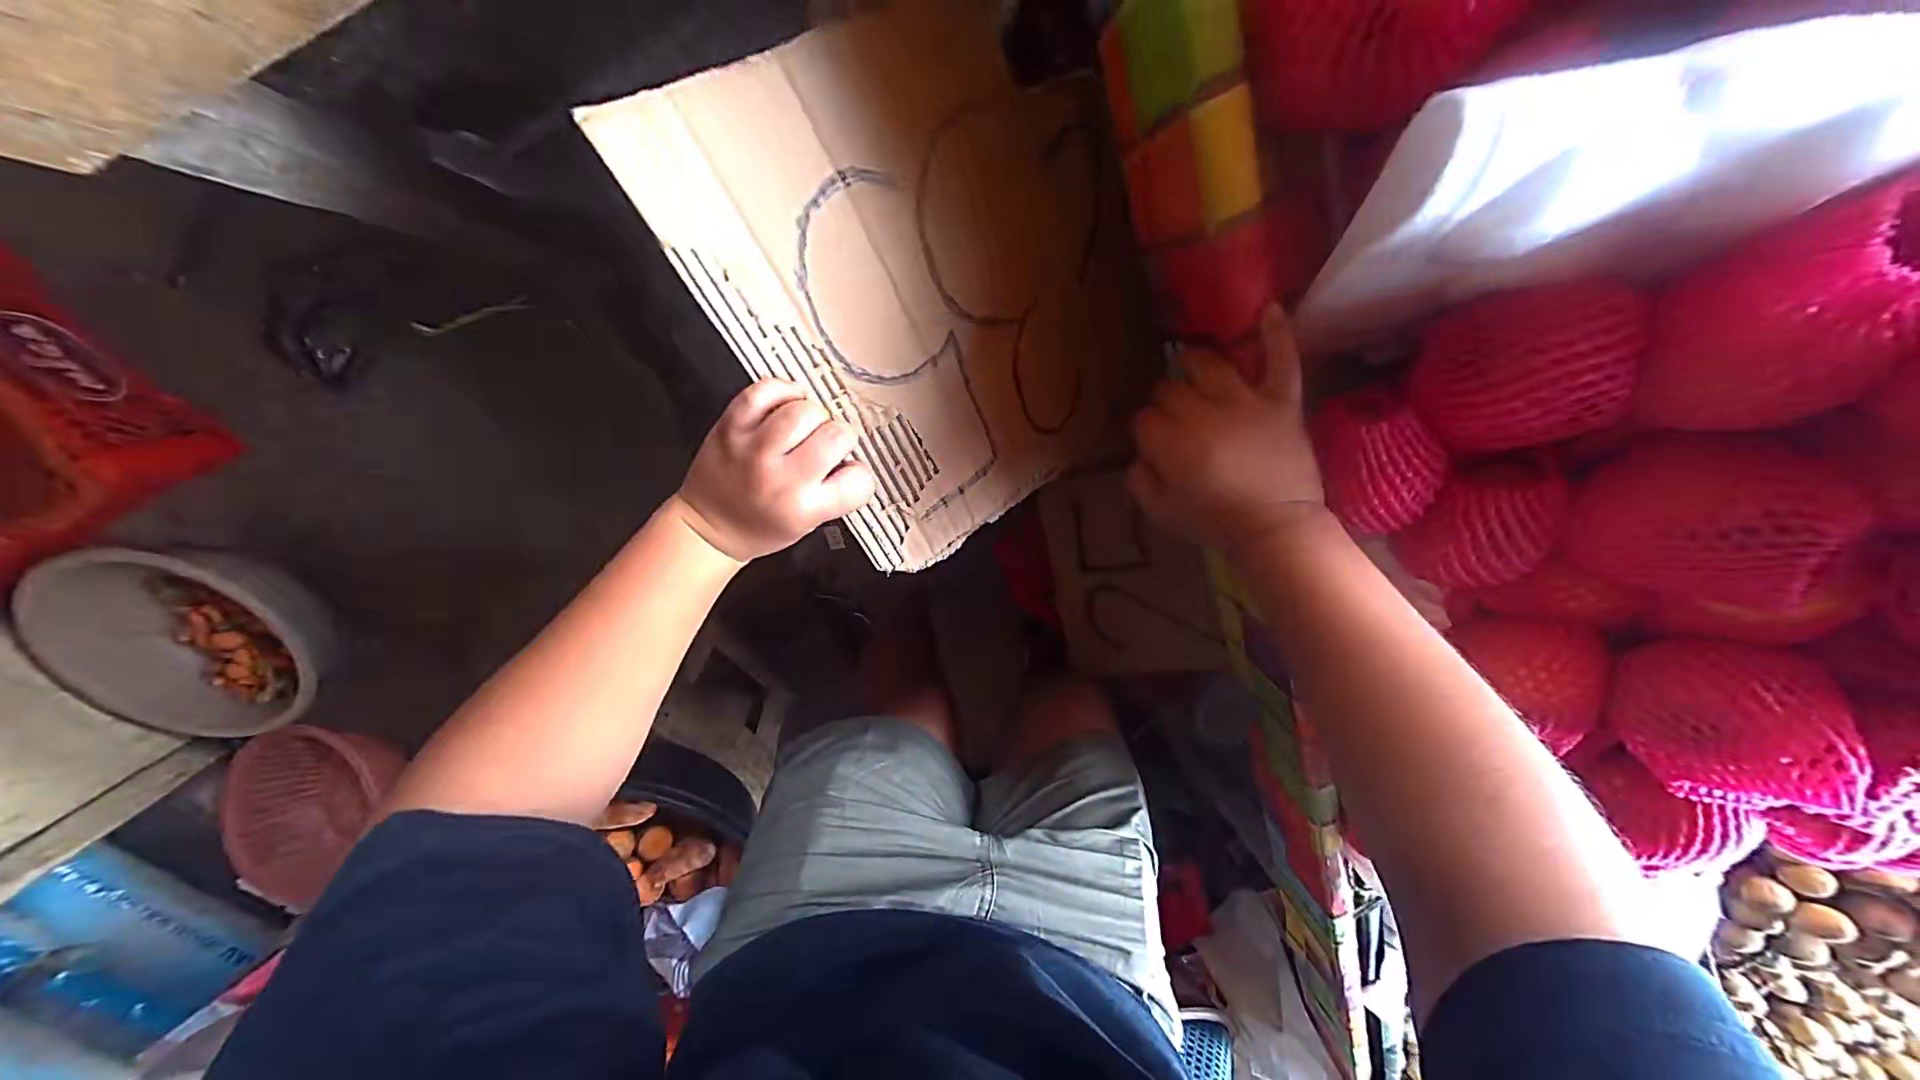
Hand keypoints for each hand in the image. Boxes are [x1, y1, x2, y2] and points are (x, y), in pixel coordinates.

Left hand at [673, 380, 875, 561]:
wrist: (710, 525)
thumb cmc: (761, 525)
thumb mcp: (809, 523)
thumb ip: (835, 491)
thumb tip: (851, 454)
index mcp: (804, 508)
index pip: (858, 479)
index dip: (858, 473)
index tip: (847, 472)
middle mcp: (780, 479)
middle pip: (835, 435)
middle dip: (840, 435)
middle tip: (827, 444)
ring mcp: (753, 450)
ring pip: (804, 410)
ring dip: (813, 414)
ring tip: (806, 426)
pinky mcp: (732, 427)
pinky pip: (765, 391)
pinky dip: (783, 392)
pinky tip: (786, 405)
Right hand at [1128, 305, 1326, 553]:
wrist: (1276, 528)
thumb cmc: (1213, 522)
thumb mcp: (1159, 511)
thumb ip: (1139, 477)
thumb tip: (1141, 451)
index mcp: (1171, 442)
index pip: (1143, 417)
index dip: (1145, 427)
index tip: (1153, 440)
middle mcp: (1203, 414)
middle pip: (1171, 388)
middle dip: (1166, 399)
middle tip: (1174, 414)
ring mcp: (1245, 403)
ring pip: (1211, 365)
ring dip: (1194, 361)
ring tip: (1189, 362)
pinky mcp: (1281, 402)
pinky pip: (1281, 360)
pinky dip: (1276, 334)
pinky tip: (1268, 309)